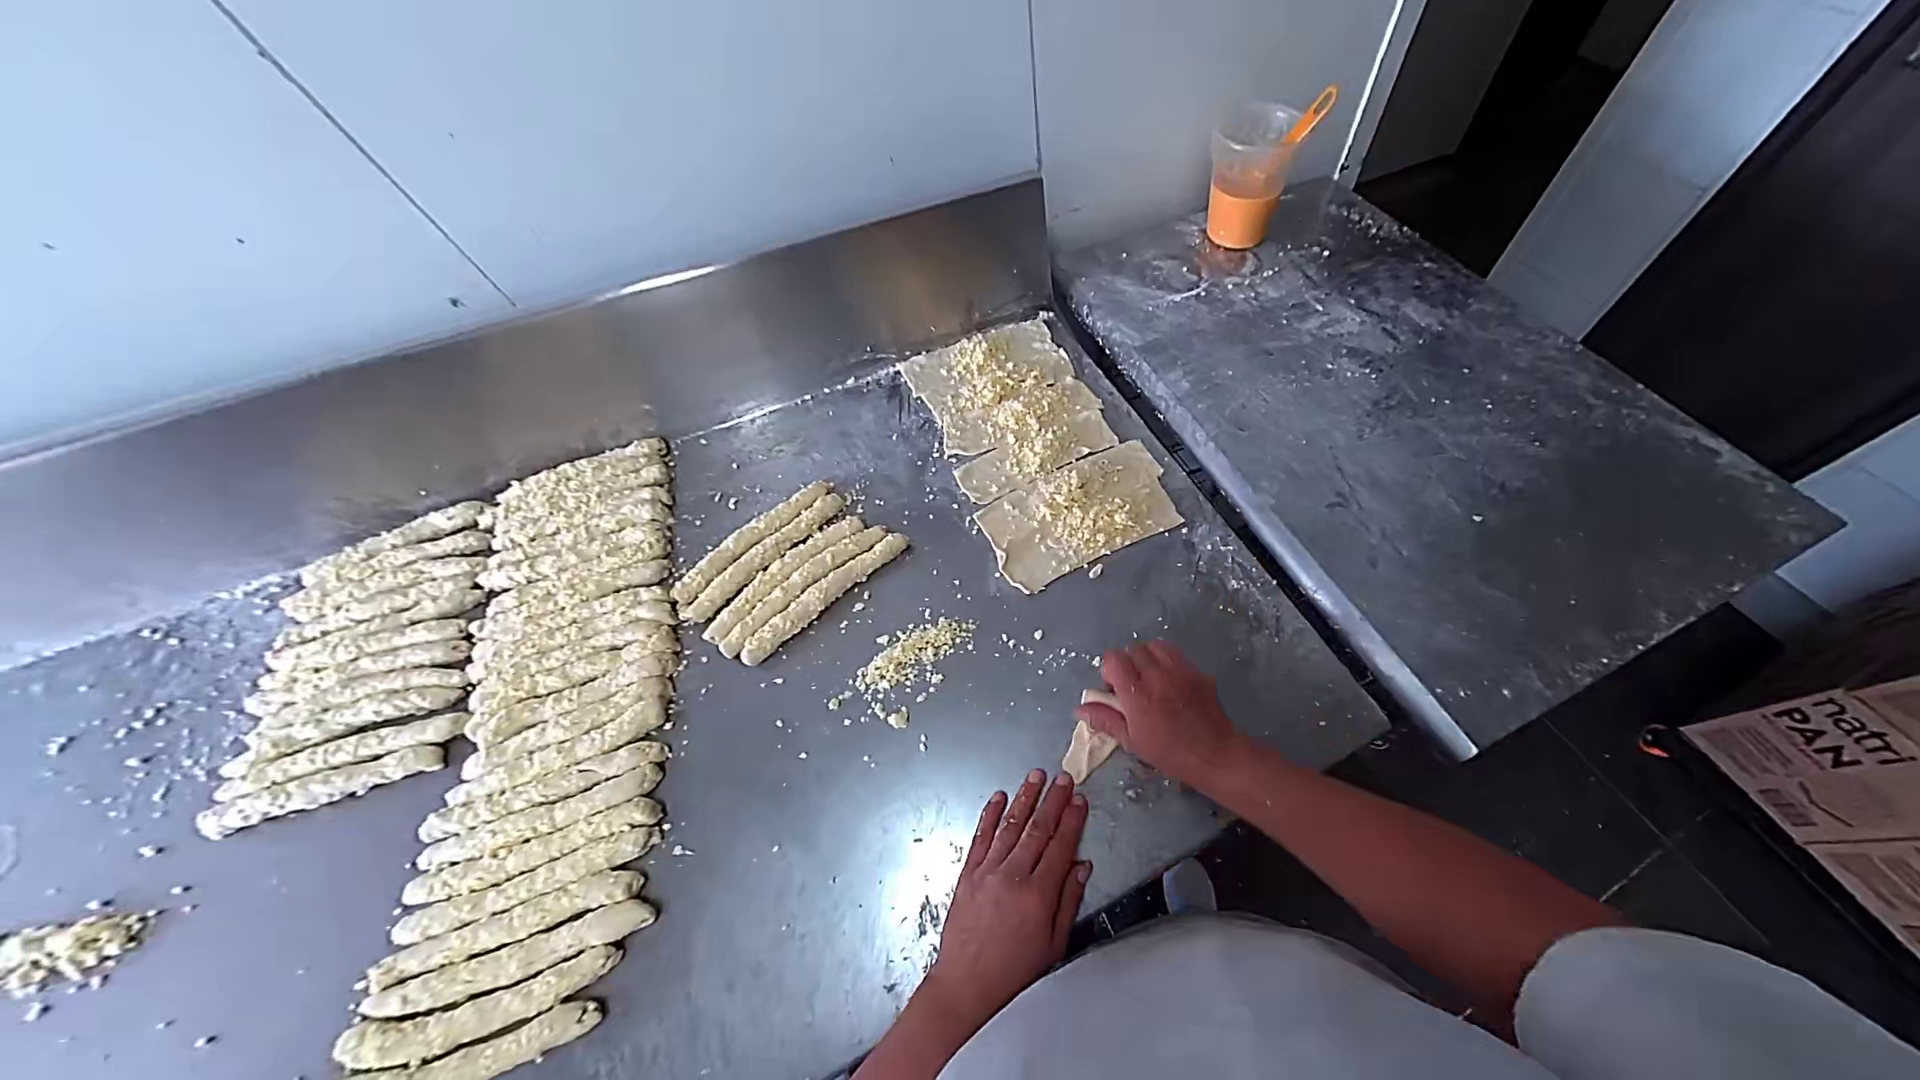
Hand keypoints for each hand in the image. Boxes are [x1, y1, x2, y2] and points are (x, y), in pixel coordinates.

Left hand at [921, 770, 1090, 1027]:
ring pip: (1010, 825)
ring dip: (1025, 798)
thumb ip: (1068, 901)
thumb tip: (1081, 866)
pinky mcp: (968, 873)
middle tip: (1063, 779)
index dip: (1072, 820)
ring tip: (1036, 776)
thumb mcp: (1054, 945)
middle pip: (1037, 829)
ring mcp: (987, 871)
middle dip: (1053, 800)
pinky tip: (998, 797)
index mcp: (1038, 895)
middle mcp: (1013, 876)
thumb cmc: (1014, 973)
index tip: (1079, 800)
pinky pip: (981, 836)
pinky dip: (990, 814)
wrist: (966, 986)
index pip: (1060, 846)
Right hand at [1075, 641, 1243, 786]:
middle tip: (1132, 686)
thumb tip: (1079, 709)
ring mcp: (1179, 671)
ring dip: (1147, 657)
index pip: (1113, 658)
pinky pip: (1175, 654)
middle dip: (1128, 663)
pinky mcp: (1197, 671)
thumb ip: (1105, 719)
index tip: (1114, 687)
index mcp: (1137, 694)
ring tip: (1151, 678)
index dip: (1109, 669)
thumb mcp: (1131, 741)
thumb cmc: (1169, 752)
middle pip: (1132, 649)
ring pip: (1154, 645)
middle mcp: (1157, 675)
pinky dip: (1167, 661)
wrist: (1215, 755)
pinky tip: (1170, 681)